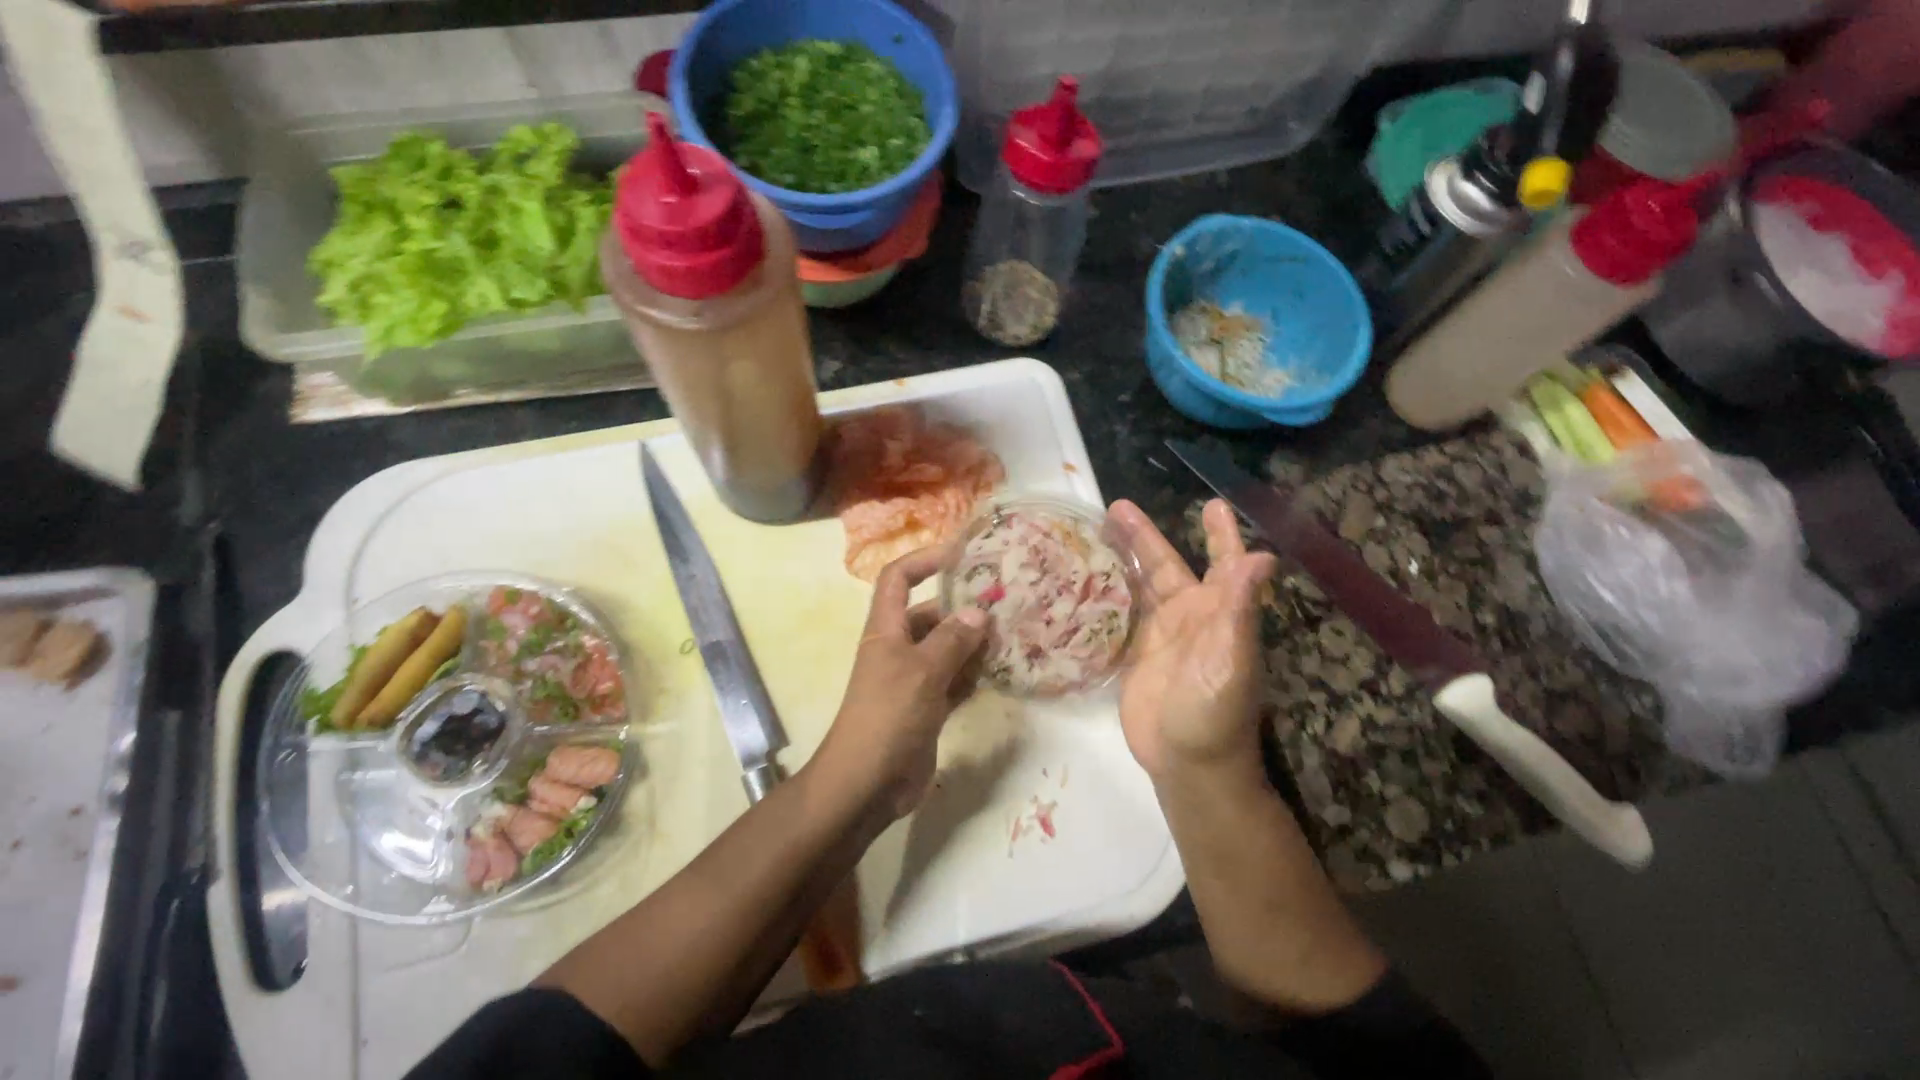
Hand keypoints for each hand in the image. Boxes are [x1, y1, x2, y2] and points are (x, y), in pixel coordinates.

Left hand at [812, 547, 987, 818]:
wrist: (866, 783)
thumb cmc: (887, 717)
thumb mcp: (922, 672)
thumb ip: (952, 640)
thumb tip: (978, 611)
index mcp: (886, 630)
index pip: (898, 579)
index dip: (924, 561)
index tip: (961, 554)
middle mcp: (898, 650)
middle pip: (930, 615)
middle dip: (963, 608)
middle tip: (1007, 603)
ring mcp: (913, 681)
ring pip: (946, 650)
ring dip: (974, 644)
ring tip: (1015, 634)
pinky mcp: (927, 710)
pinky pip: (954, 682)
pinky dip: (974, 676)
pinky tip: (1003, 672)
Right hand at [1110, 499, 1277, 779]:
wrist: (1188, 763)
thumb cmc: (1216, 712)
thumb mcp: (1231, 658)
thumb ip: (1240, 609)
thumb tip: (1262, 556)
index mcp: (1219, 612)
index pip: (1222, 563)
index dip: (1219, 535)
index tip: (1211, 505)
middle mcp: (1189, 616)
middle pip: (1166, 565)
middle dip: (1146, 537)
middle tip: (1118, 505)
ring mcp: (1160, 636)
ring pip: (1139, 586)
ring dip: (1121, 559)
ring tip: (1092, 530)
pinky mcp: (1134, 656)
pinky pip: (1119, 616)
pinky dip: (1103, 595)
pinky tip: (1081, 578)